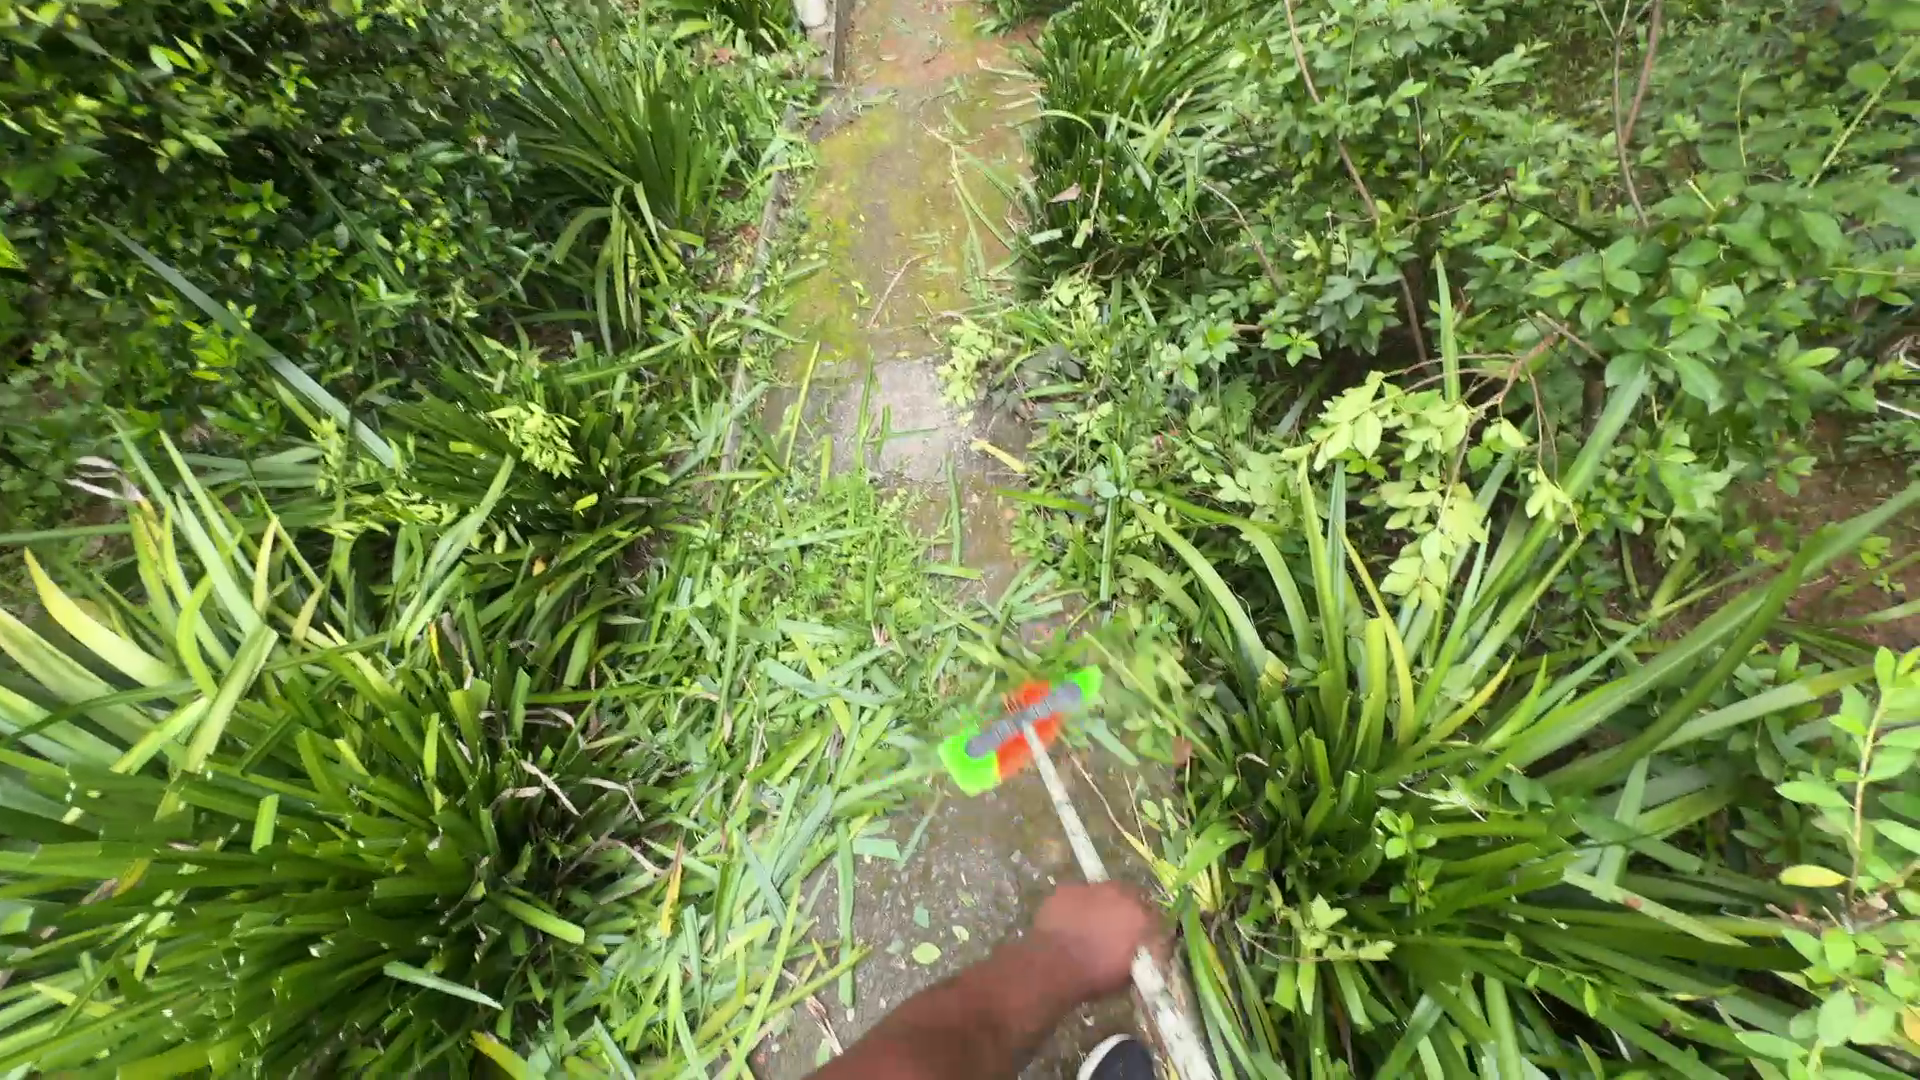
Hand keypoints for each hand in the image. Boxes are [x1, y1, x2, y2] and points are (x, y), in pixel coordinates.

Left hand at [1031, 883, 1156, 1000]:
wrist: (1055, 964)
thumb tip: (1142, 951)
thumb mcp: (1129, 973)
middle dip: (1128, 908)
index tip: (1147, 936)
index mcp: (1139, 916)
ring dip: (1103, 904)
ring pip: (1103, 891)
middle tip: (1120, 925)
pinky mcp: (1067, 888)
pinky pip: (1078, 894)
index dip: (1152, 926)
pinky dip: (1078, 905)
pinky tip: (1071, 921)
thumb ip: (1140, 954)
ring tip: (1093, 923)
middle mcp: (1119, 894)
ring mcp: (1091, 887)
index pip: (1157, 915)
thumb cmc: (1096, 975)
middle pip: (1131, 894)